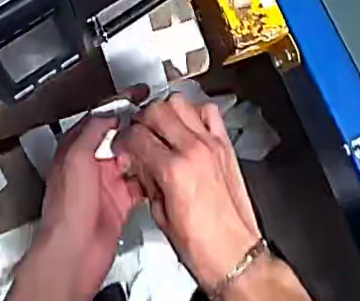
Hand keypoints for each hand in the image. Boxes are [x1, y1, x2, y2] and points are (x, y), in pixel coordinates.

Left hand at [14, 115, 140, 299]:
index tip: (137, 94)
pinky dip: (150, 177)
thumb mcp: (76, 157)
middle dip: (135, 126)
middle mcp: (90, 164)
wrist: (73, 254)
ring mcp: (106, 183)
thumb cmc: (66, 211)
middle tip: (154, 117)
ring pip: (131, 157)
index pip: (100, 117)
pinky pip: (140, 184)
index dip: (119, 104)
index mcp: (76, 149)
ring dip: (144, 150)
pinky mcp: (120, 203)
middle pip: (118, 136)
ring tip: (158, 141)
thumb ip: (92, 130)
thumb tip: (109, 114)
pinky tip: (158, 170)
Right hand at [117, 95, 260, 290]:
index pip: (137, 136)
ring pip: (180, 102)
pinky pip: (209, 111)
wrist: (236, 257)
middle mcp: (193, 151)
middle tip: (139, 134)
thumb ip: (147, 181)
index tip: (122, 144)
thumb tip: (138, 162)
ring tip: (162, 128)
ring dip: (166, 112)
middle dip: (141, 121)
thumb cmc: (203, 248)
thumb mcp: (161, 217)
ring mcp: (211, 144)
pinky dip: (195, 113)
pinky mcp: (226, 145)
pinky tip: (188, 127)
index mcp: (174, 172)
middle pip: (156, 110)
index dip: (123, 139)